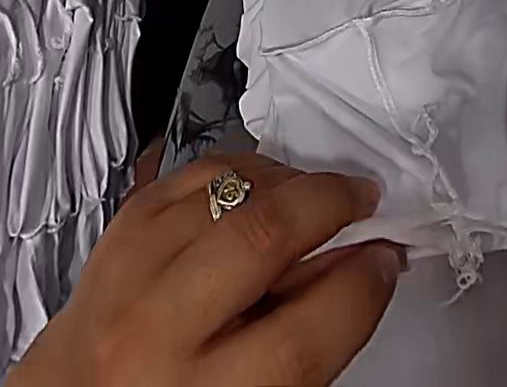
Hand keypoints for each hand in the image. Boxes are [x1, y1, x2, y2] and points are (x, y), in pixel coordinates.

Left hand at [8, 153, 401, 386]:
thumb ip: (306, 339)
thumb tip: (359, 262)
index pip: (303, 336)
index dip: (362, 287)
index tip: (388, 254)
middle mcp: (155, 333)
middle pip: (261, 237)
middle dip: (328, 202)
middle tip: (363, 197)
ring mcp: (129, 268)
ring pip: (224, 190)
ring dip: (285, 178)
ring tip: (314, 189)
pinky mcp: (118, 227)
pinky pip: (190, 173)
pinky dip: (237, 169)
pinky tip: (261, 181)